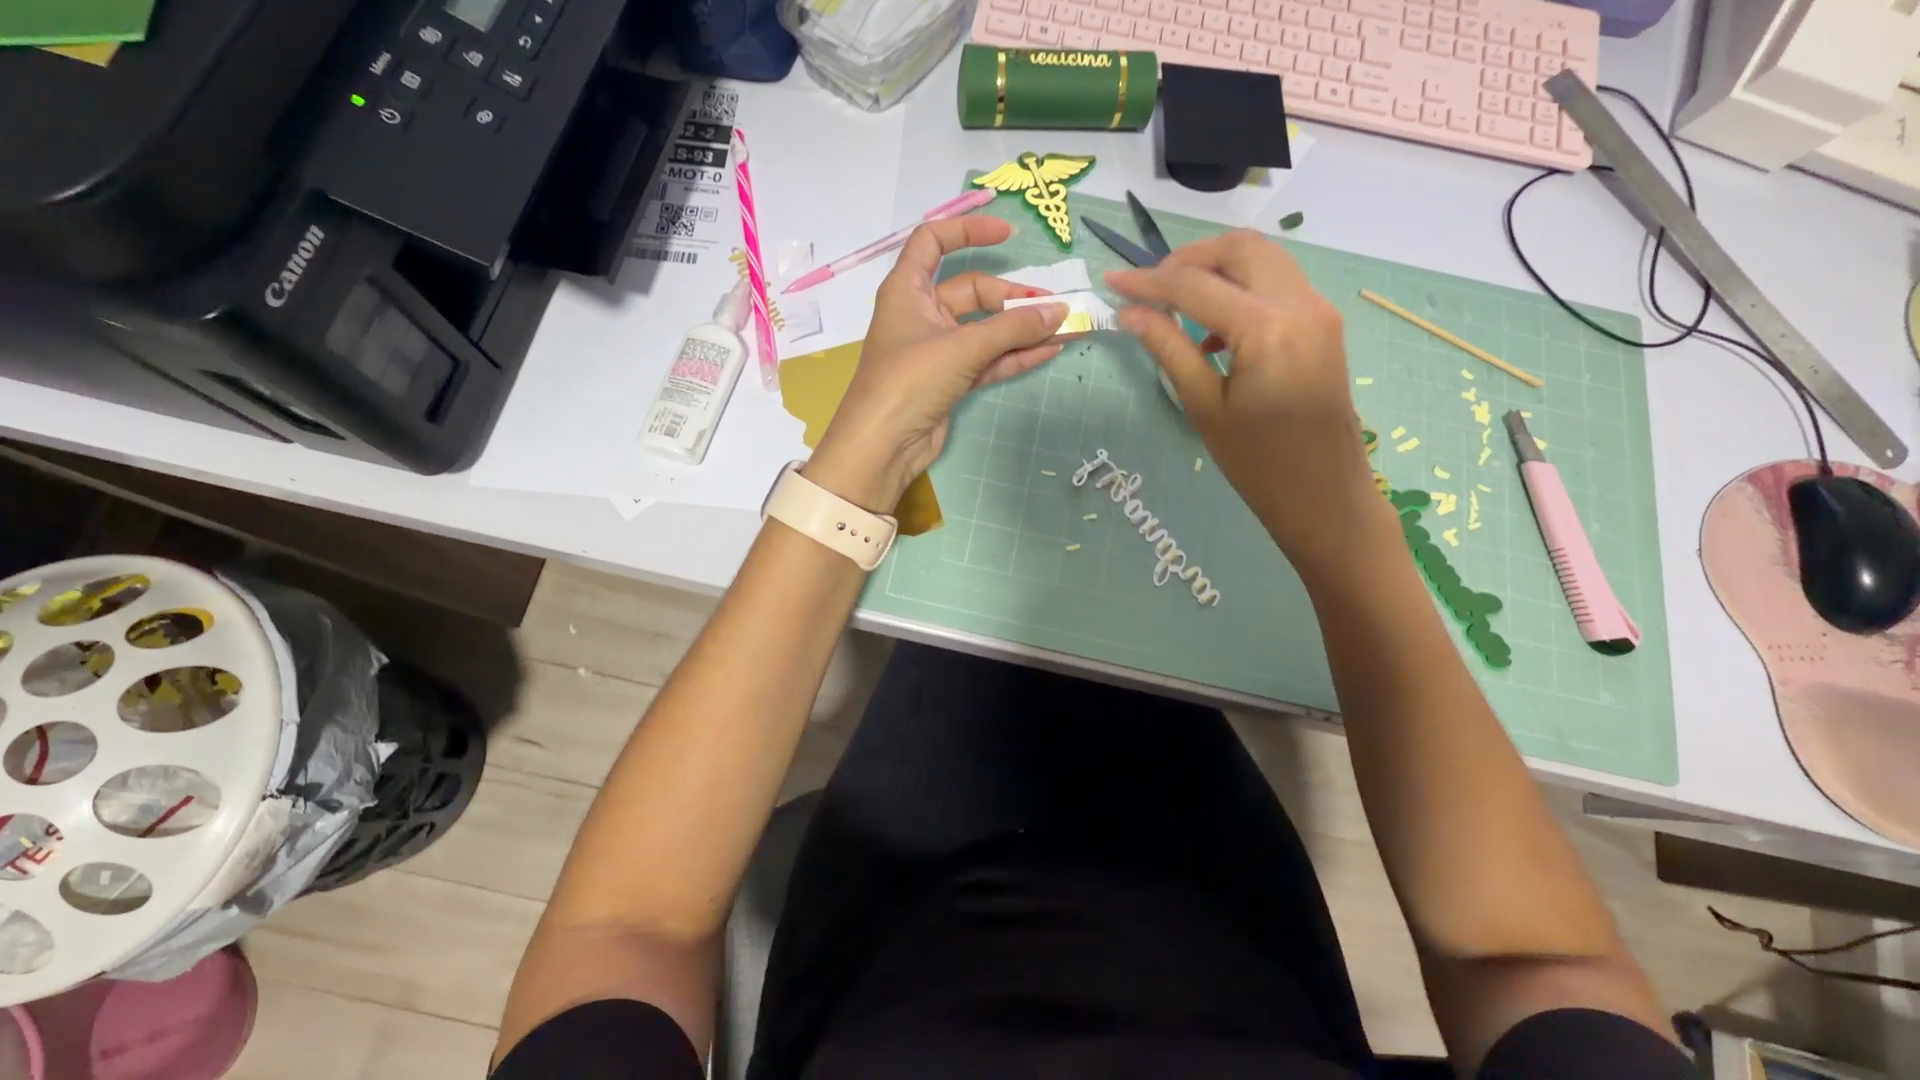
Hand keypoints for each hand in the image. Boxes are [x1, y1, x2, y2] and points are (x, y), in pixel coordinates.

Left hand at [805, 216, 1068, 510]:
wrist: (882, 447)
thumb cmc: (908, 382)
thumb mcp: (961, 347)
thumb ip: (1013, 328)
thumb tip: (1059, 311)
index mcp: (907, 290)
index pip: (933, 241)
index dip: (968, 230)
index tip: (1007, 234)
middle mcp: (920, 313)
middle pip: (971, 291)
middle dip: (1012, 297)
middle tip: (1051, 306)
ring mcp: (936, 349)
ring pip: (984, 329)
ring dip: (1020, 328)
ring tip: (1063, 327)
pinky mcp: (949, 380)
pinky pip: (988, 359)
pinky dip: (1015, 355)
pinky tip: (1048, 350)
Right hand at [1106, 229, 1387, 576]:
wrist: (1326, 496)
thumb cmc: (1259, 464)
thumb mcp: (1204, 407)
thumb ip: (1168, 348)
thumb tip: (1129, 313)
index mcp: (1266, 328)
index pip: (1195, 285)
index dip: (1148, 281)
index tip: (1112, 283)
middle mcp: (1300, 304)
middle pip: (1238, 248)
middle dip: (1189, 259)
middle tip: (1151, 288)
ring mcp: (1318, 310)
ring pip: (1263, 259)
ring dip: (1217, 269)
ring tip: (1178, 304)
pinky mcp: (1324, 324)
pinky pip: (1278, 284)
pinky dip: (1243, 288)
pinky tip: (1215, 329)